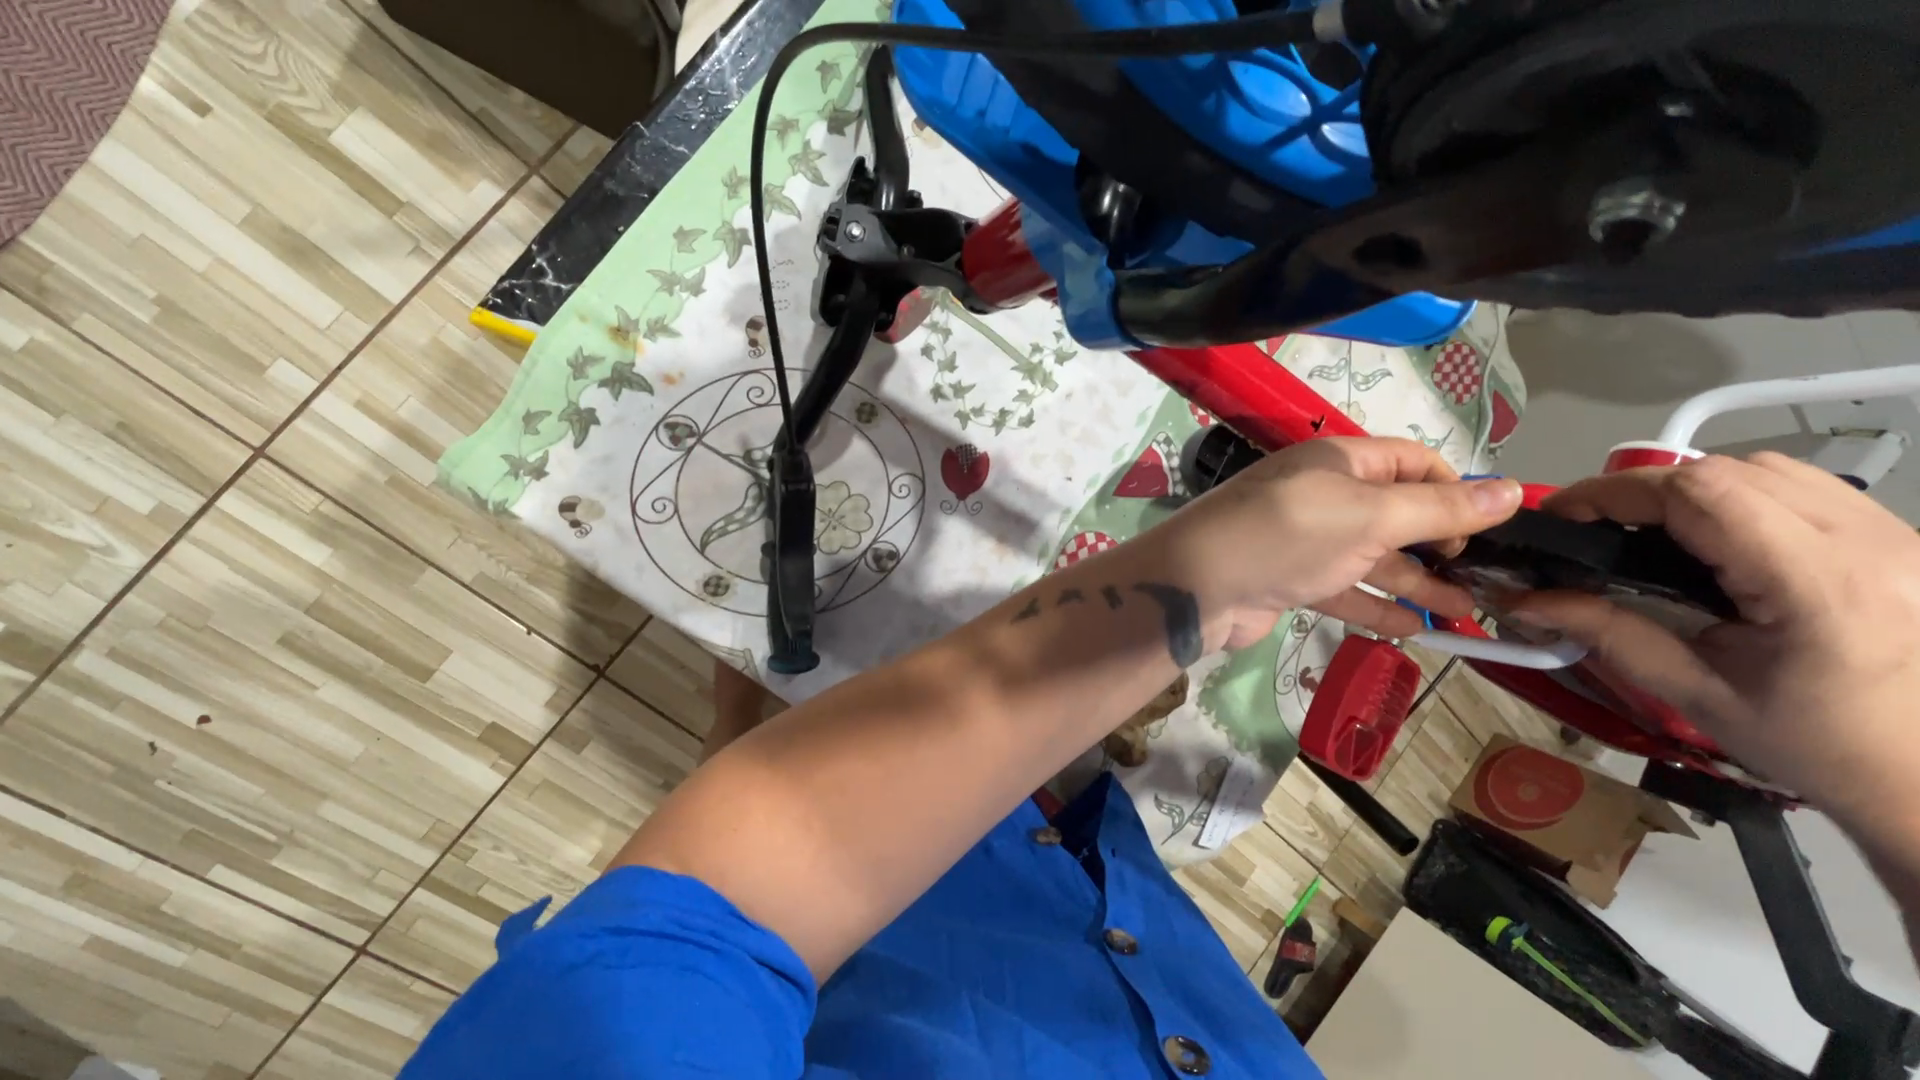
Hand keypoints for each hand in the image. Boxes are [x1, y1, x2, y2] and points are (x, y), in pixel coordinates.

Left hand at [1151, 437, 1523, 648]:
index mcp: (1341, 461)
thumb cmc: (1288, 534)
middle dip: (1440, 545)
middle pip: (1395, 514)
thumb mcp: (1371, 514)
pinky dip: (1377, 608)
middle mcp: (1323, 495)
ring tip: (1468, 614)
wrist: (1198, 585)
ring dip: (1417, 584)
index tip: (1489, 528)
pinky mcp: (1288, 580)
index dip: (1454, 490)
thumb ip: (1440, 507)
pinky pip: (1344, 591)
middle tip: (1486, 581)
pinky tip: (1416, 631)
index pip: (1412, 462)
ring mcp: (1304, 541)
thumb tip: (1512, 491)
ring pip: (1373, 558)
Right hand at [1510, 453, 1919, 823]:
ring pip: (1765, 467)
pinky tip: (1712, 535)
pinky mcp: (1896, 535)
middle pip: (1728, 471)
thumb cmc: (1812, 743)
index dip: (1617, 491)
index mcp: (1820, 586)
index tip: (1562, 515)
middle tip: (1594, 528)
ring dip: (1691, 487)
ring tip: (1648, 530)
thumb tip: (1522, 600)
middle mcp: (1868, 543)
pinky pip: (1800, 484)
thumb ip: (1607, 633)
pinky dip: (1737, 493)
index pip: (1702, 493)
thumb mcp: (1694, 693)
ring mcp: (1893, 532)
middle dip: (1644, 490)